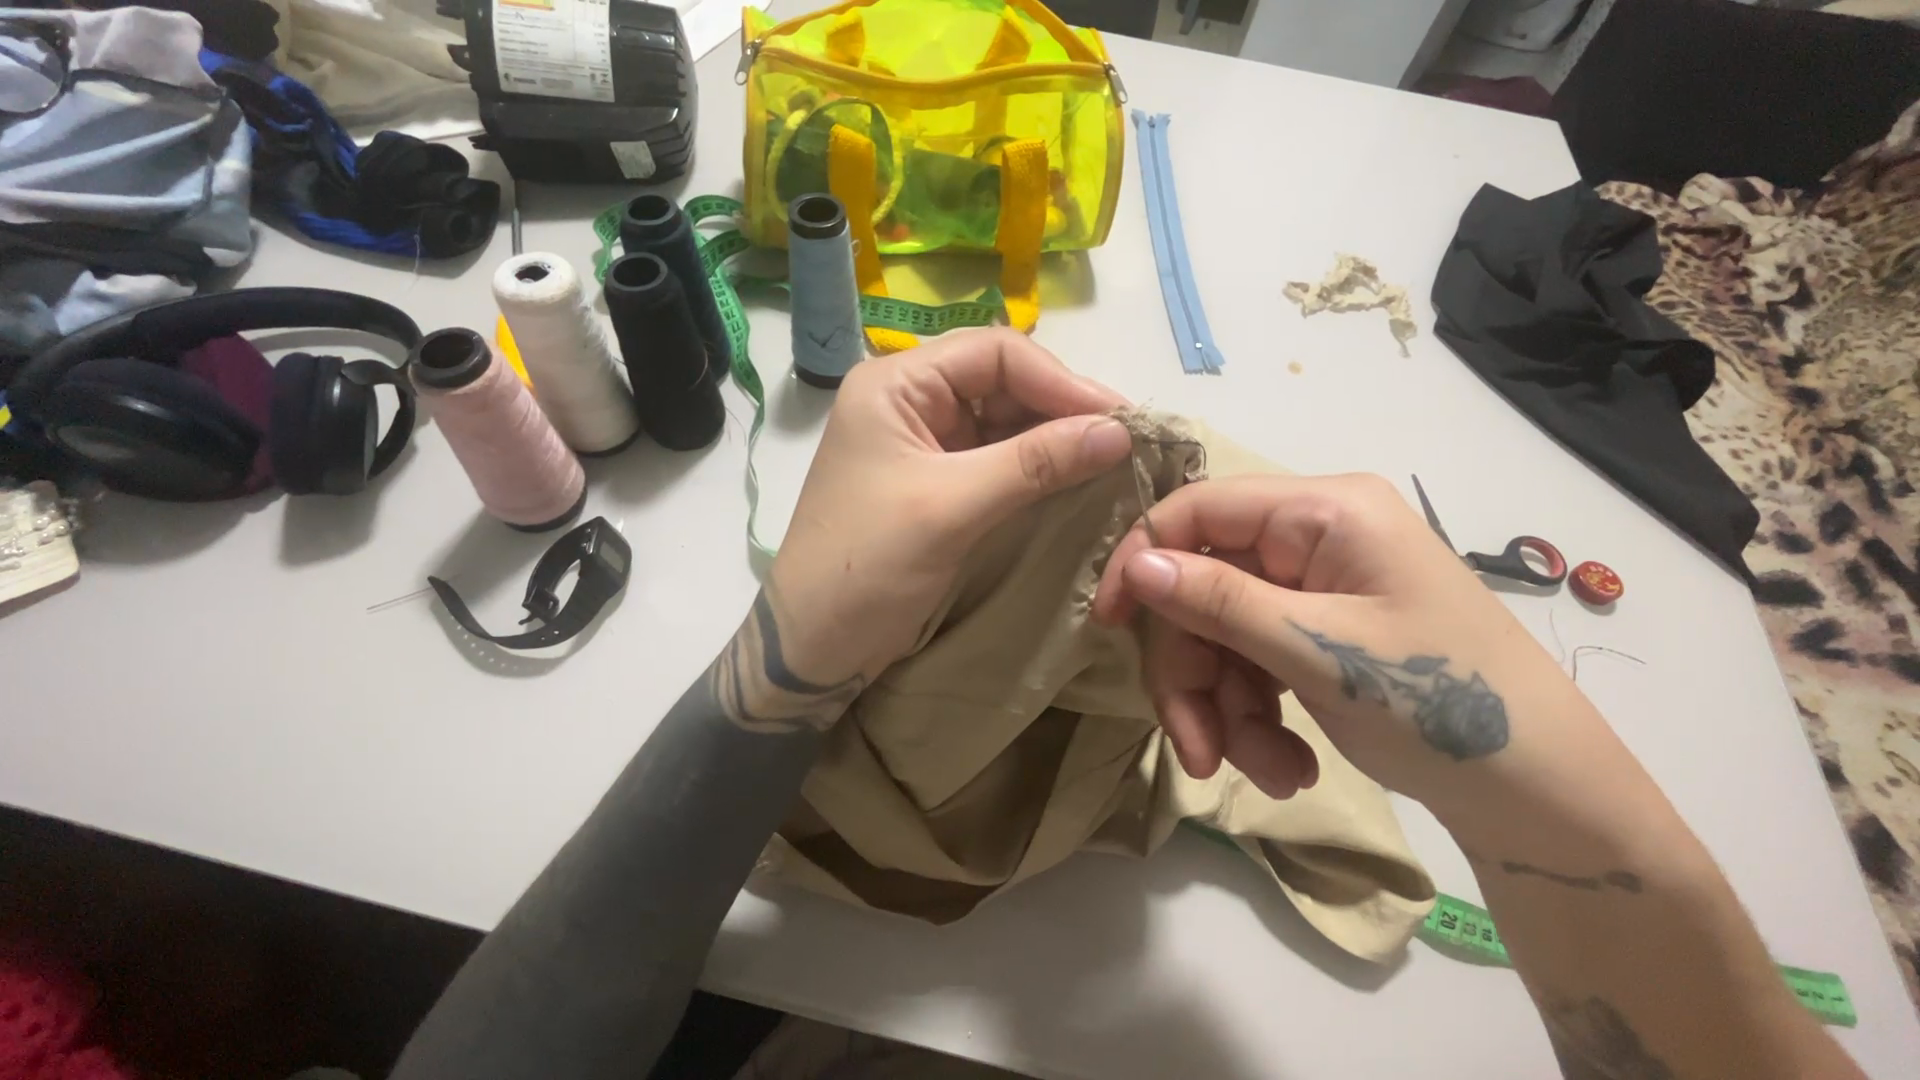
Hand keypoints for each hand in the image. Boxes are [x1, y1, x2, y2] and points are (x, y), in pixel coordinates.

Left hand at [765, 328, 1132, 693]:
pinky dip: (1037, 468)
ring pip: (1004, 420)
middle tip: (1125, 441)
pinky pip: (997, 458)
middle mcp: (909, 400)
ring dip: (1055, 438)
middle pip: (1002, 381)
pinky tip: (1076, 480)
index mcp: (895, 385)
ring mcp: (923, 442)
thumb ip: (1034, 463)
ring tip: (1112, 460)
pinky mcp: (936, 482)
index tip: (1121, 420)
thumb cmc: (866, 568)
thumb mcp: (951, 509)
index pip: (994, 353)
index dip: (1062, 381)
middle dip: (1062, 408)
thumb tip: (1119, 430)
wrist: (812, 646)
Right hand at [1090, 474, 1582, 809]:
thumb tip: (1134, 564)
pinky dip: (1256, 718)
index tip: (1108, 624)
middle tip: (1197, 750)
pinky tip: (1286, 768)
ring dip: (1226, 710)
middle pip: (1204, 589)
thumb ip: (1221, 602)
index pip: (1199, 509)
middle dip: (1195, 674)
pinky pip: (1254, 664)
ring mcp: (1315, 590)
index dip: (1143, 559)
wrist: (1543, 796)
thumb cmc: (1444, 704)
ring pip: (1222, 637)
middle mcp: (1314, 538)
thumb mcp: (1321, 654)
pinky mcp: (1317, 636)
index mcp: (1324, 511)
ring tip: (1267, 773)